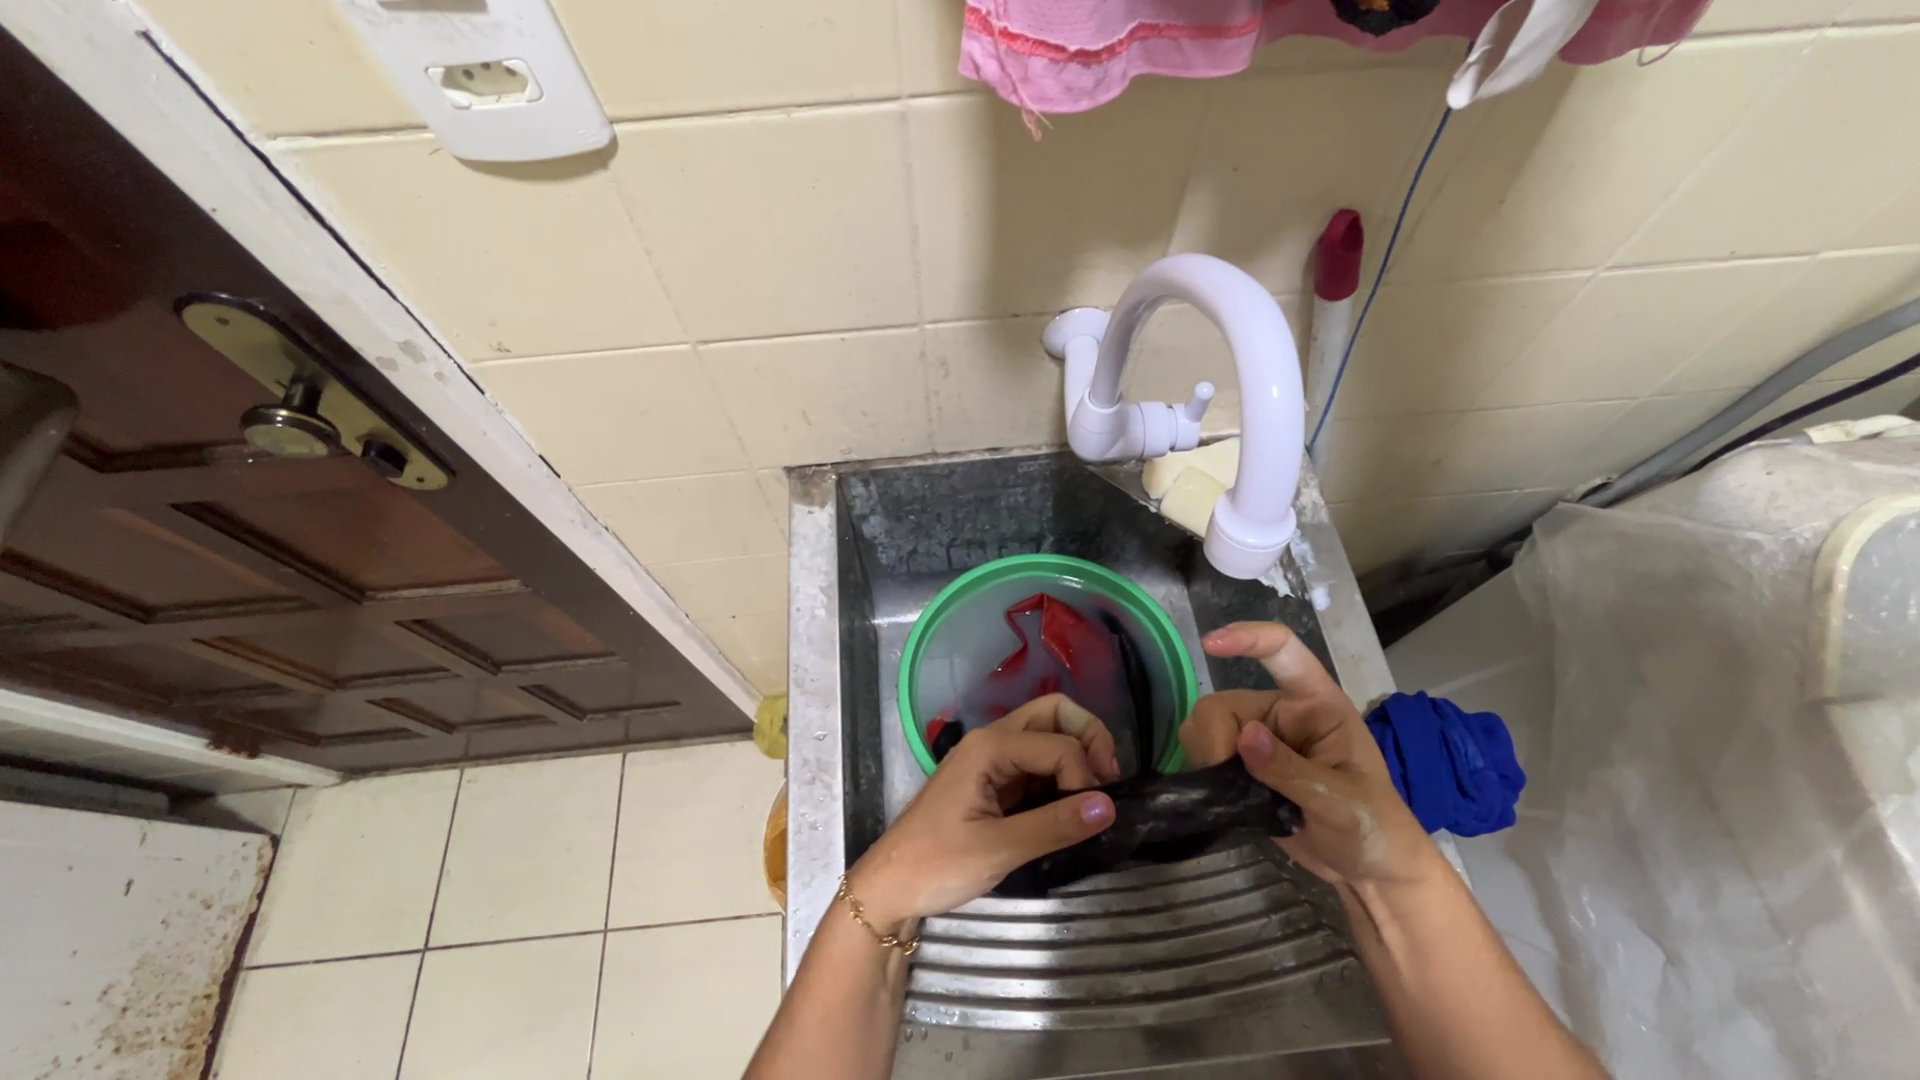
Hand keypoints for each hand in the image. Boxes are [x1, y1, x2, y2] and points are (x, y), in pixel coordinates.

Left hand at [846, 694, 1120, 929]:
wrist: (890, 886)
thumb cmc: (935, 864)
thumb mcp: (997, 849)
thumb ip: (1054, 825)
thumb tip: (1109, 807)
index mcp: (989, 747)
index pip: (1058, 744)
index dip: (1083, 775)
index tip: (1091, 815)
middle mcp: (992, 741)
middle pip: (1054, 714)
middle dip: (1089, 737)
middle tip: (1109, 780)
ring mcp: (993, 760)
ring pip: (1048, 734)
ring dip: (1078, 754)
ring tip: (1097, 794)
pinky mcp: (995, 783)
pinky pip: (1038, 763)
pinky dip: (1063, 774)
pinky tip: (1074, 803)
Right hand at [1179, 622, 1437, 888]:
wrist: (1370, 871)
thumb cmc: (1374, 828)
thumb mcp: (1343, 803)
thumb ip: (1292, 770)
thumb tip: (1245, 737)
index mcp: (1317, 703)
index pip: (1283, 650)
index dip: (1248, 637)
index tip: (1210, 645)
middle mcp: (1282, 713)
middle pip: (1223, 704)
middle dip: (1215, 742)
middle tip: (1229, 782)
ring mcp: (1258, 739)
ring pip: (1204, 728)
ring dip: (1208, 761)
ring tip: (1237, 796)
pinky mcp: (1242, 766)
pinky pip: (1203, 755)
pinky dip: (1205, 775)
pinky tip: (1227, 800)